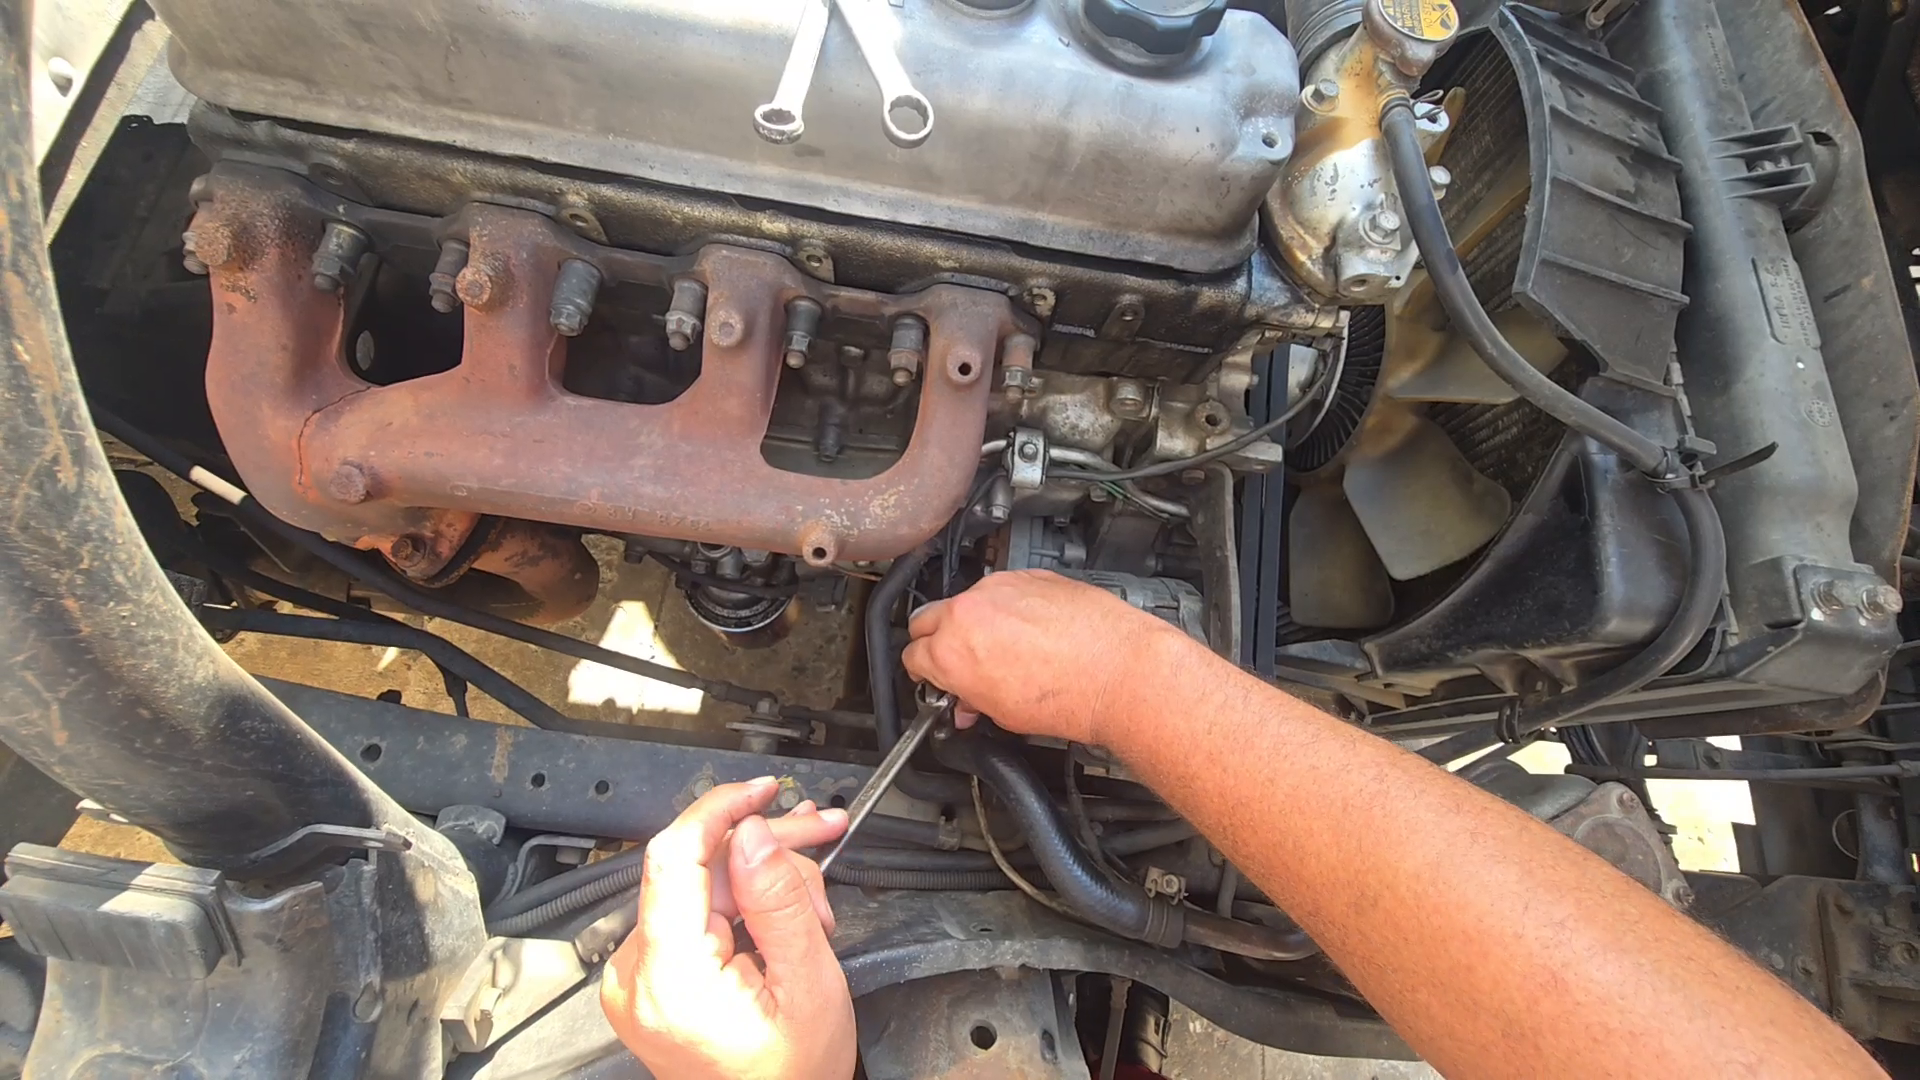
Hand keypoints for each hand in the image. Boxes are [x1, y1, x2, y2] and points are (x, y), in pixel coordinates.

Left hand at [602, 778, 855, 1079]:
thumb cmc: (792, 1076)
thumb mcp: (807, 982)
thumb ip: (779, 899)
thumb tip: (753, 832)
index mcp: (671, 978)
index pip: (674, 856)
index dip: (720, 808)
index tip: (764, 791)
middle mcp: (641, 973)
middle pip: (704, 866)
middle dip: (772, 847)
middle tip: (825, 830)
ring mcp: (645, 974)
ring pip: (712, 881)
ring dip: (771, 877)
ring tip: (819, 899)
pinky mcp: (660, 973)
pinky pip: (705, 907)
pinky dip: (751, 898)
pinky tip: (790, 898)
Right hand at [902, 569, 1195, 746]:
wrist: (1120, 671)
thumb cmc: (1071, 696)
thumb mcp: (1005, 714)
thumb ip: (973, 701)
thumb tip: (967, 699)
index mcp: (950, 652)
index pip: (912, 656)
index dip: (925, 672)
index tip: (937, 677)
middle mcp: (967, 612)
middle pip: (925, 620)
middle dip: (936, 640)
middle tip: (959, 660)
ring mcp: (997, 588)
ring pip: (966, 601)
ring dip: (974, 620)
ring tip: (1005, 646)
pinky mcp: (1027, 575)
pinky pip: (1003, 588)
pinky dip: (1008, 605)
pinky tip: (1031, 629)